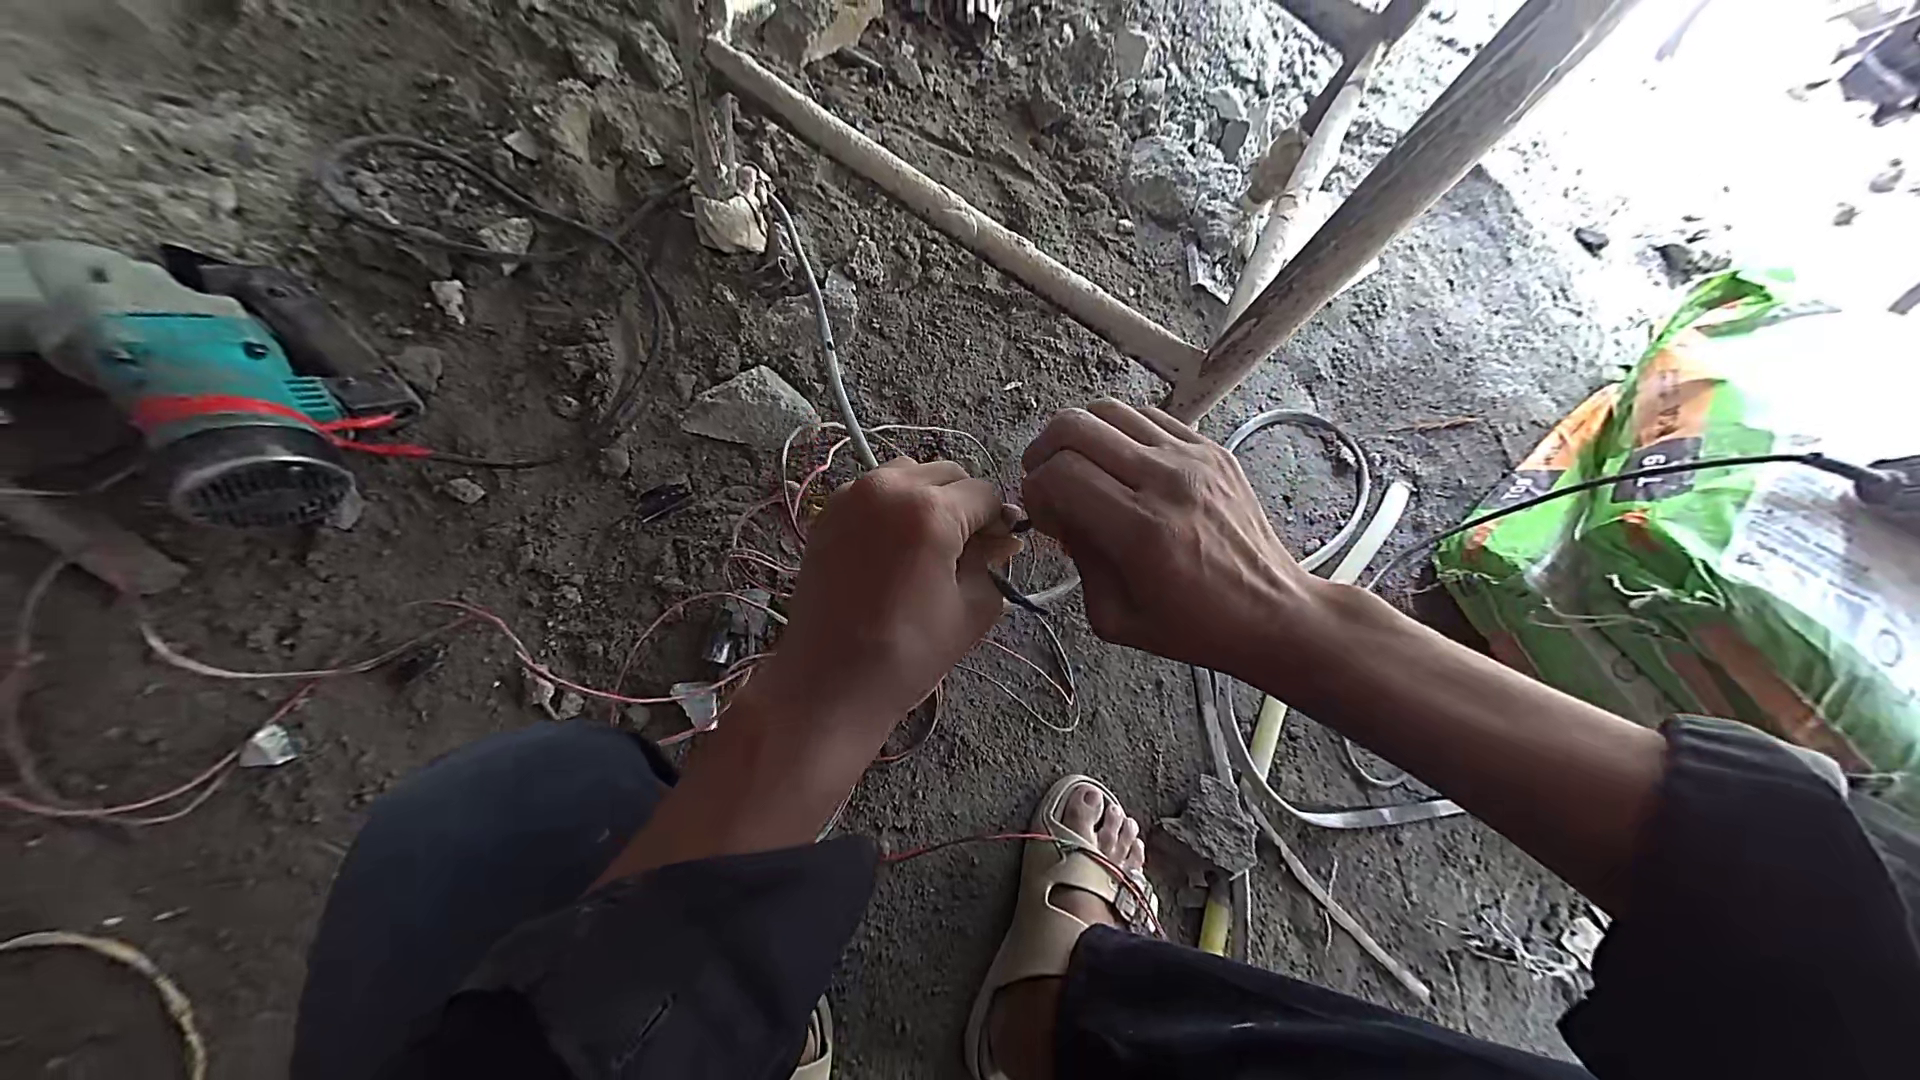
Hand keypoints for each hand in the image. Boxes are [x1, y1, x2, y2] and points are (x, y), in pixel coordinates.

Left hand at [755, 457, 1020, 737]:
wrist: (830, 680)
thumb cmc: (909, 653)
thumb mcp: (972, 608)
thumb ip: (993, 561)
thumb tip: (1001, 539)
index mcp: (932, 510)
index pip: (985, 493)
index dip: (999, 520)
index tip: (999, 548)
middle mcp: (889, 486)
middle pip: (948, 474)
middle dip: (965, 503)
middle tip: (967, 547)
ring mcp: (852, 495)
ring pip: (909, 473)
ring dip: (929, 497)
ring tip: (928, 544)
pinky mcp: (828, 512)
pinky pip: (875, 491)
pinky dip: (894, 505)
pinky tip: (894, 546)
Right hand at [1020, 399, 1323, 675]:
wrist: (1272, 612)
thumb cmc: (1197, 625)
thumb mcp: (1115, 617)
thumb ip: (1078, 561)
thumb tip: (1062, 516)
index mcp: (1141, 531)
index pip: (1060, 473)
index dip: (1034, 489)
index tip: (1042, 512)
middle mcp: (1166, 482)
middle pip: (1076, 426)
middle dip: (1043, 450)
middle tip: (1043, 477)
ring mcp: (1192, 458)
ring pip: (1108, 410)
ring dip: (1077, 434)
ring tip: (1077, 464)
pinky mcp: (1210, 449)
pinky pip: (1147, 416)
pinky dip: (1117, 431)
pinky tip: (1117, 461)